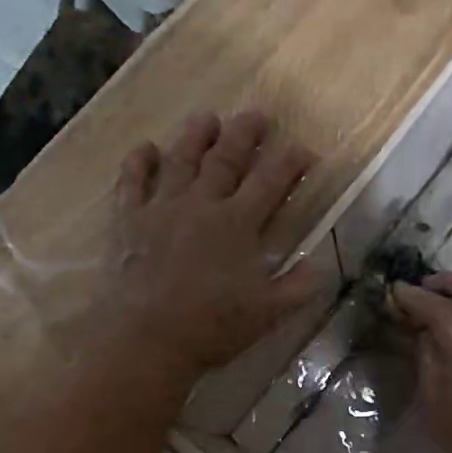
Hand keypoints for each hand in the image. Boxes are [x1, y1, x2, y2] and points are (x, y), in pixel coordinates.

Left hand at [97, 111, 324, 382]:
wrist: (147, 338)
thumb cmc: (212, 326)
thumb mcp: (268, 313)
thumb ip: (299, 287)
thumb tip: (322, 267)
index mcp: (238, 224)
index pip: (270, 181)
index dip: (290, 162)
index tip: (304, 150)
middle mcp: (201, 204)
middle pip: (226, 159)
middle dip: (245, 134)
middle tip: (256, 114)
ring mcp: (161, 208)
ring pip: (181, 160)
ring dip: (196, 136)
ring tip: (207, 117)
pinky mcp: (129, 220)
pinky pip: (132, 181)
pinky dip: (139, 162)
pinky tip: (146, 147)